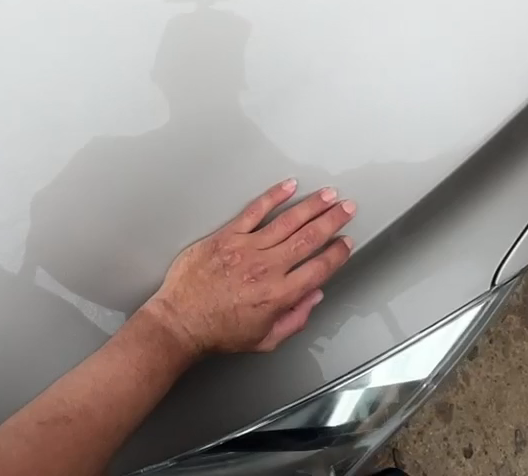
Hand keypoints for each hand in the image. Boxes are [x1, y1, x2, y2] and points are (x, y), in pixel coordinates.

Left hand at [137, 180, 354, 357]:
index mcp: (278, 296)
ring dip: (312, 206)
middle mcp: (266, 269)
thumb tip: (314, 297)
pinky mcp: (227, 236)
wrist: (180, 322)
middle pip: (308, 238)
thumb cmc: (218, 332)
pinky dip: (274, 196)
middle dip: (332, 221)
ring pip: (287, 221)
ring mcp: (246, 248)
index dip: (337, 254)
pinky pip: (255, 210)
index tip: (347, 243)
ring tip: (328, 195)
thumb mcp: (264, 340)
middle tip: (347, 208)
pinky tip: (289, 186)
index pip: (318, 269)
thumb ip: (294, 319)